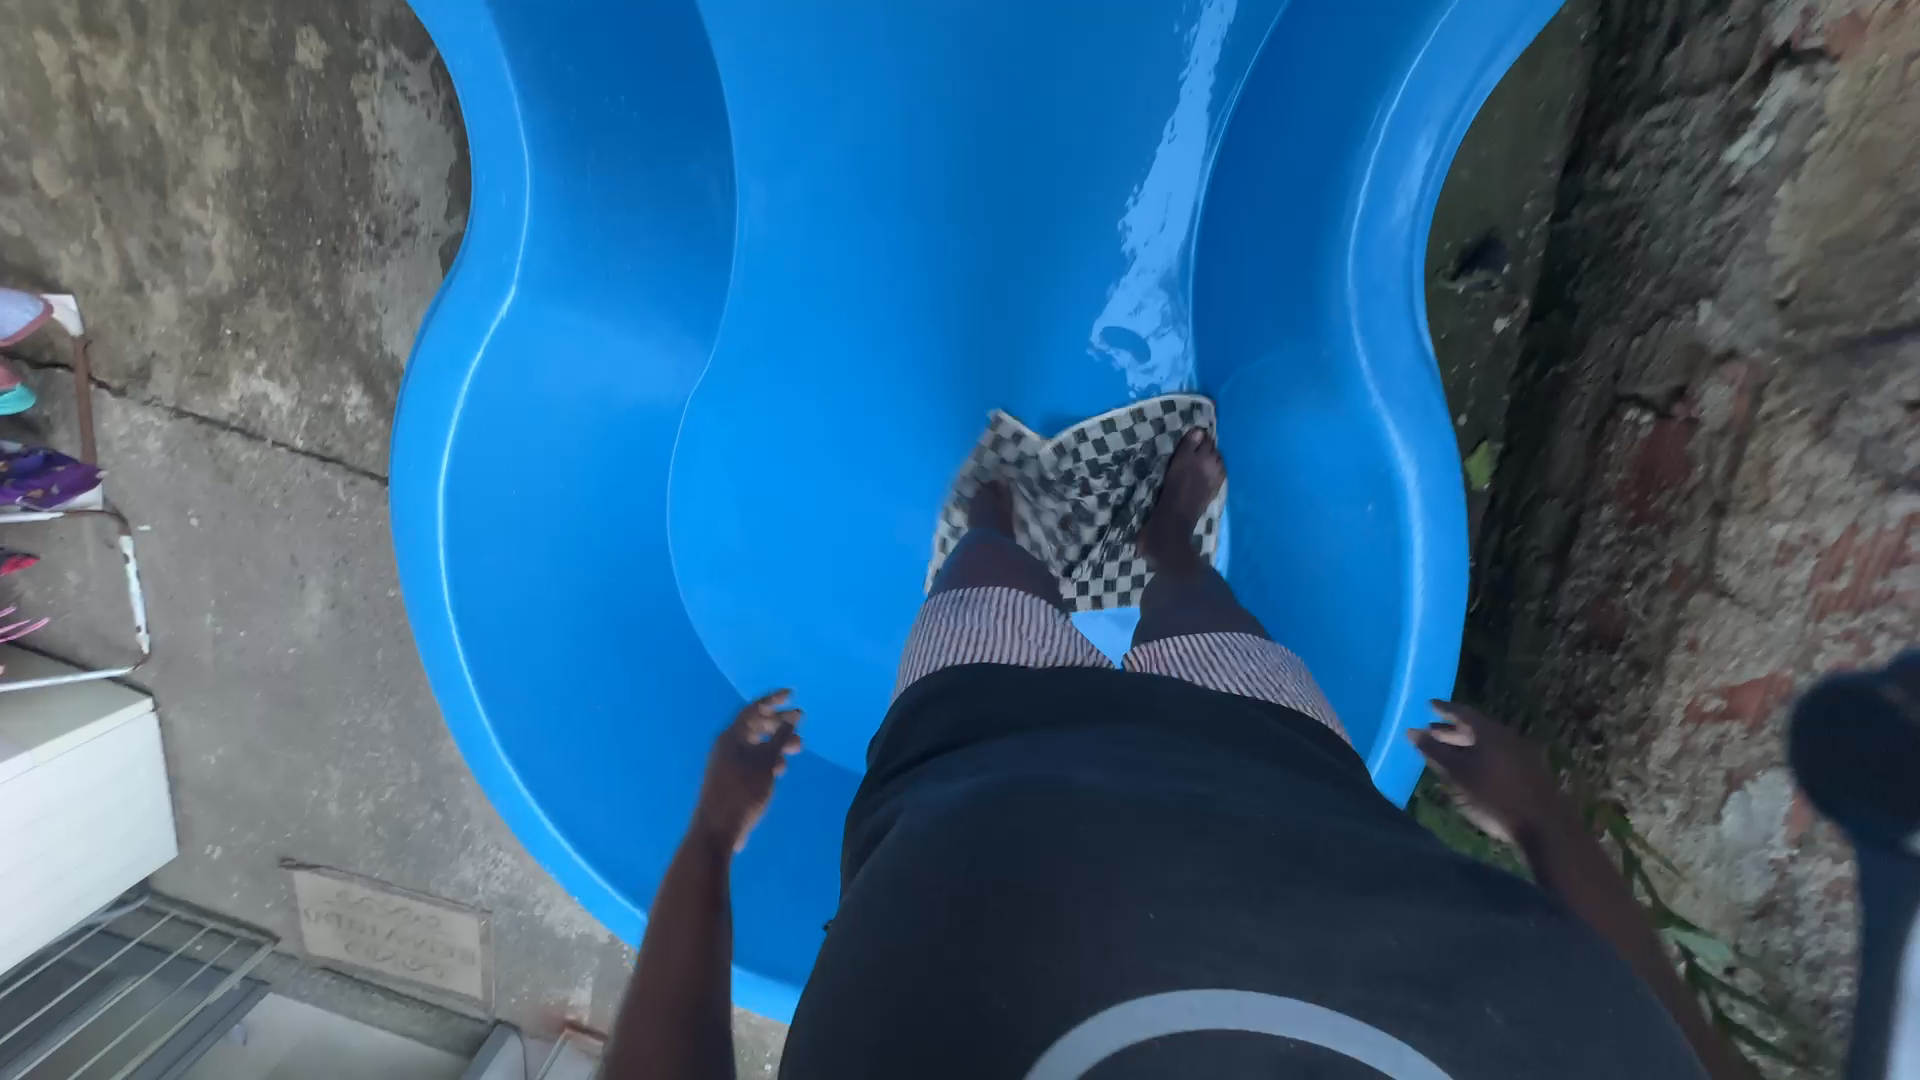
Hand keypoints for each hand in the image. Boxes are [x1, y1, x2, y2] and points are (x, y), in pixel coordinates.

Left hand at [693, 690, 803, 853]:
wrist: (717, 830)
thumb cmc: (743, 792)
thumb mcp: (766, 762)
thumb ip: (780, 737)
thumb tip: (793, 716)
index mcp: (731, 736)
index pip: (753, 709)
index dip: (773, 699)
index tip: (792, 694)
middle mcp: (727, 745)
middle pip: (755, 725)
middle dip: (779, 723)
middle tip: (800, 725)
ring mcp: (727, 762)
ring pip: (756, 743)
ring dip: (776, 743)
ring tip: (796, 750)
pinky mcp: (730, 778)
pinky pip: (753, 758)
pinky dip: (768, 758)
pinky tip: (780, 769)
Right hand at [1408, 700, 1568, 844]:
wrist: (1546, 829)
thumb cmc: (1493, 796)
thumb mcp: (1456, 773)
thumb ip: (1433, 750)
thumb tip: (1412, 731)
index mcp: (1490, 732)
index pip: (1462, 712)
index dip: (1443, 708)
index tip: (1429, 704)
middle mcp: (1509, 738)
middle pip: (1476, 728)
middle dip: (1452, 730)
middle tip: (1432, 732)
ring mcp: (1524, 756)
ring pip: (1488, 744)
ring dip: (1466, 745)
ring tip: (1448, 753)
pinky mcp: (1532, 774)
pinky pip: (1499, 756)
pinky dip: (1481, 757)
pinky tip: (1472, 770)